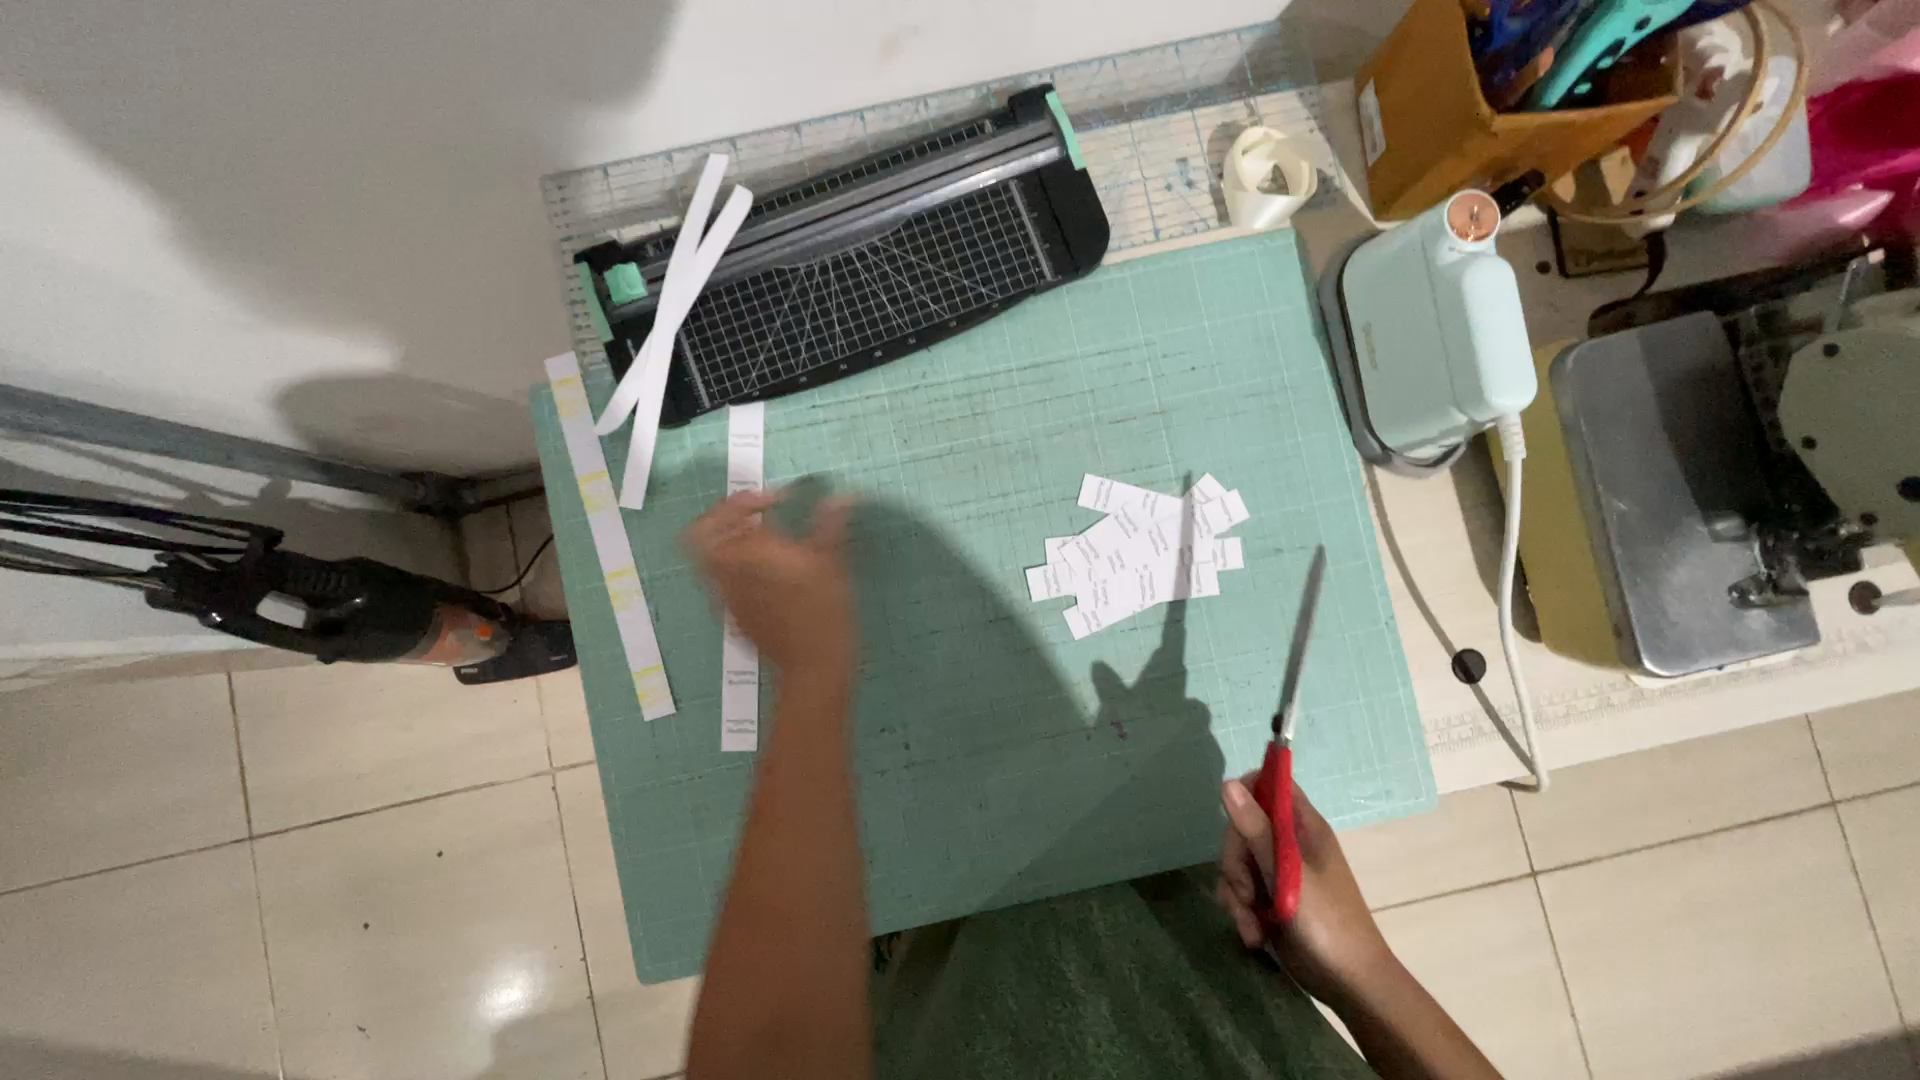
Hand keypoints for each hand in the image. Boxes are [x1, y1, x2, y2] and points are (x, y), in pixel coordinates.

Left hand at [682, 490, 856, 677]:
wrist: (812, 666)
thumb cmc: (822, 611)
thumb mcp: (831, 563)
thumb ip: (829, 525)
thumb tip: (841, 497)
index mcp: (745, 552)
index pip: (726, 512)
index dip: (747, 500)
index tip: (777, 502)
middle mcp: (726, 571)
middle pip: (702, 534)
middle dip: (727, 518)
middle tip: (755, 516)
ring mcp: (725, 596)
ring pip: (711, 558)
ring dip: (733, 542)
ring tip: (766, 542)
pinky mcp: (733, 615)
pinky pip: (724, 581)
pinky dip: (740, 567)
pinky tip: (770, 573)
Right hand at [1216, 775, 1395, 1003]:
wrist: (1348, 983)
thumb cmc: (1328, 922)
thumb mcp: (1288, 873)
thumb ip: (1257, 829)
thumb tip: (1228, 783)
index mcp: (1303, 827)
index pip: (1270, 783)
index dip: (1247, 792)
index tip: (1236, 818)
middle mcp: (1289, 842)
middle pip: (1242, 825)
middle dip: (1234, 860)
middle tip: (1245, 890)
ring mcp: (1278, 870)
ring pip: (1236, 860)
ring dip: (1235, 893)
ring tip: (1251, 923)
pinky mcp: (1268, 897)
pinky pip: (1238, 889)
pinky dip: (1241, 911)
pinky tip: (1253, 933)